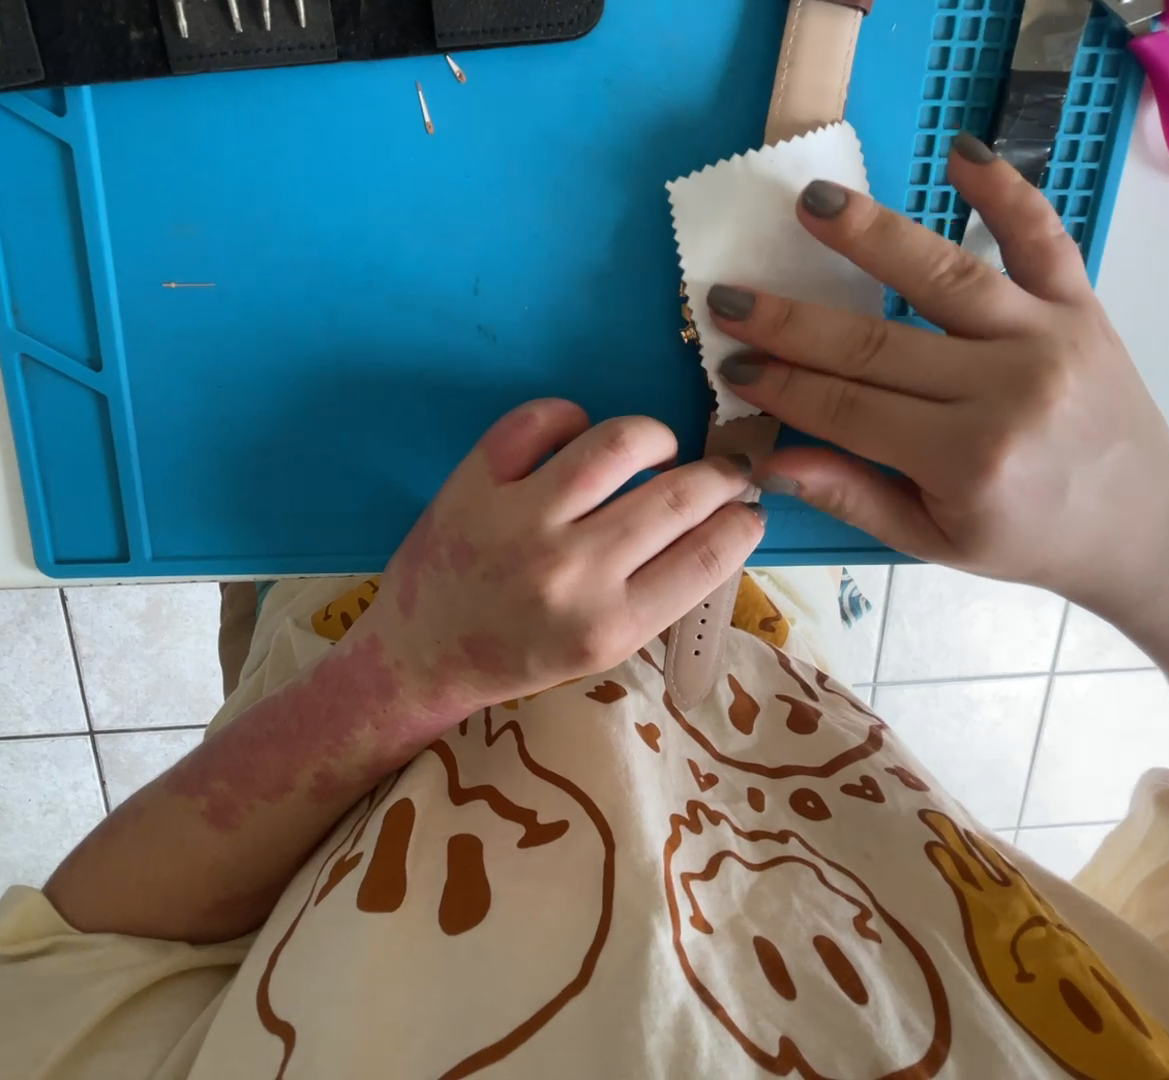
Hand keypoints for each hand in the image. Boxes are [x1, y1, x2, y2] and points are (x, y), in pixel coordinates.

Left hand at [353, 398, 765, 715]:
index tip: (748, 507)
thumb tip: (712, 525)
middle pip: (679, 495)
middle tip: (725, 470)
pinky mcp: (474, 482)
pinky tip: (577, 437)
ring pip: (619, 442)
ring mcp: (519, 518)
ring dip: (656, 436)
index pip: (708, 556)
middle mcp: (570, 569)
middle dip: (722, 474)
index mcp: (609, 625)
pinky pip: (540, 419)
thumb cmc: (516, 657)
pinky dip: (571, 416)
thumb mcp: (600, 649)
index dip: (743, 521)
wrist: (420, 656)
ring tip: (657, 449)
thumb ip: (656, 594)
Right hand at [702, 135, 1168, 614]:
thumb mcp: (929, 538)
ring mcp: (1049, 335)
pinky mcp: (1083, 305)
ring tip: (811, 203)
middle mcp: (1007, 388)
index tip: (730, 363)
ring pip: (945, 274)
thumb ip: (849, 496)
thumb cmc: (1024, 540)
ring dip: (871, 235)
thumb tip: (766, 463)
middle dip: (790, 321)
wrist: (1144, 529)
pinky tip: (960, 152)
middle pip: (875, 343)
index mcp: (965, 457)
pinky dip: (1004, 190)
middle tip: (729, 296)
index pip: (847, 408)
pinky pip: (1042, 237)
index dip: (782, 386)